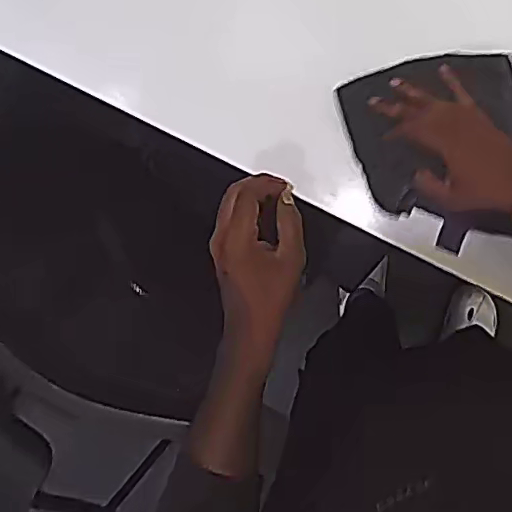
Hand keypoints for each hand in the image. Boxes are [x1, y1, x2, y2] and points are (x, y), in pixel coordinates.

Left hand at [209, 174, 305, 364]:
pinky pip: (230, 217)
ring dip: (251, 194)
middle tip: (279, 186)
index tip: (284, 187)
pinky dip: (247, 207)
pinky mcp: (221, 250)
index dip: (267, 183)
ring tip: (275, 197)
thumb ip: (290, 222)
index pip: (247, 194)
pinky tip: (265, 213)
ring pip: (229, 203)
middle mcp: (222, 239)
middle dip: (257, 183)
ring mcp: (218, 245)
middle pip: (233, 193)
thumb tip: (286, 200)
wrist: (252, 328)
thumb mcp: (292, 257)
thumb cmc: (269, 301)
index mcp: (236, 238)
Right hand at [369, 65, 511, 214]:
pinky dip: (451, 80)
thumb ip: (428, 185)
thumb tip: (417, 173)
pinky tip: (443, 71)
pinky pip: (462, 93)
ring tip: (397, 83)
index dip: (395, 132)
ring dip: (414, 91)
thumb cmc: (488, 191)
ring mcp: (466, 118)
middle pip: (417, 111)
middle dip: (394, 106)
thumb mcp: (451, 198)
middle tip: (376, 101)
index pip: (411, 131)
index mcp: (444, 143)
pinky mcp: (479, 116)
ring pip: (434, 99)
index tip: (386, 136)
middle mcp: (453, 125)